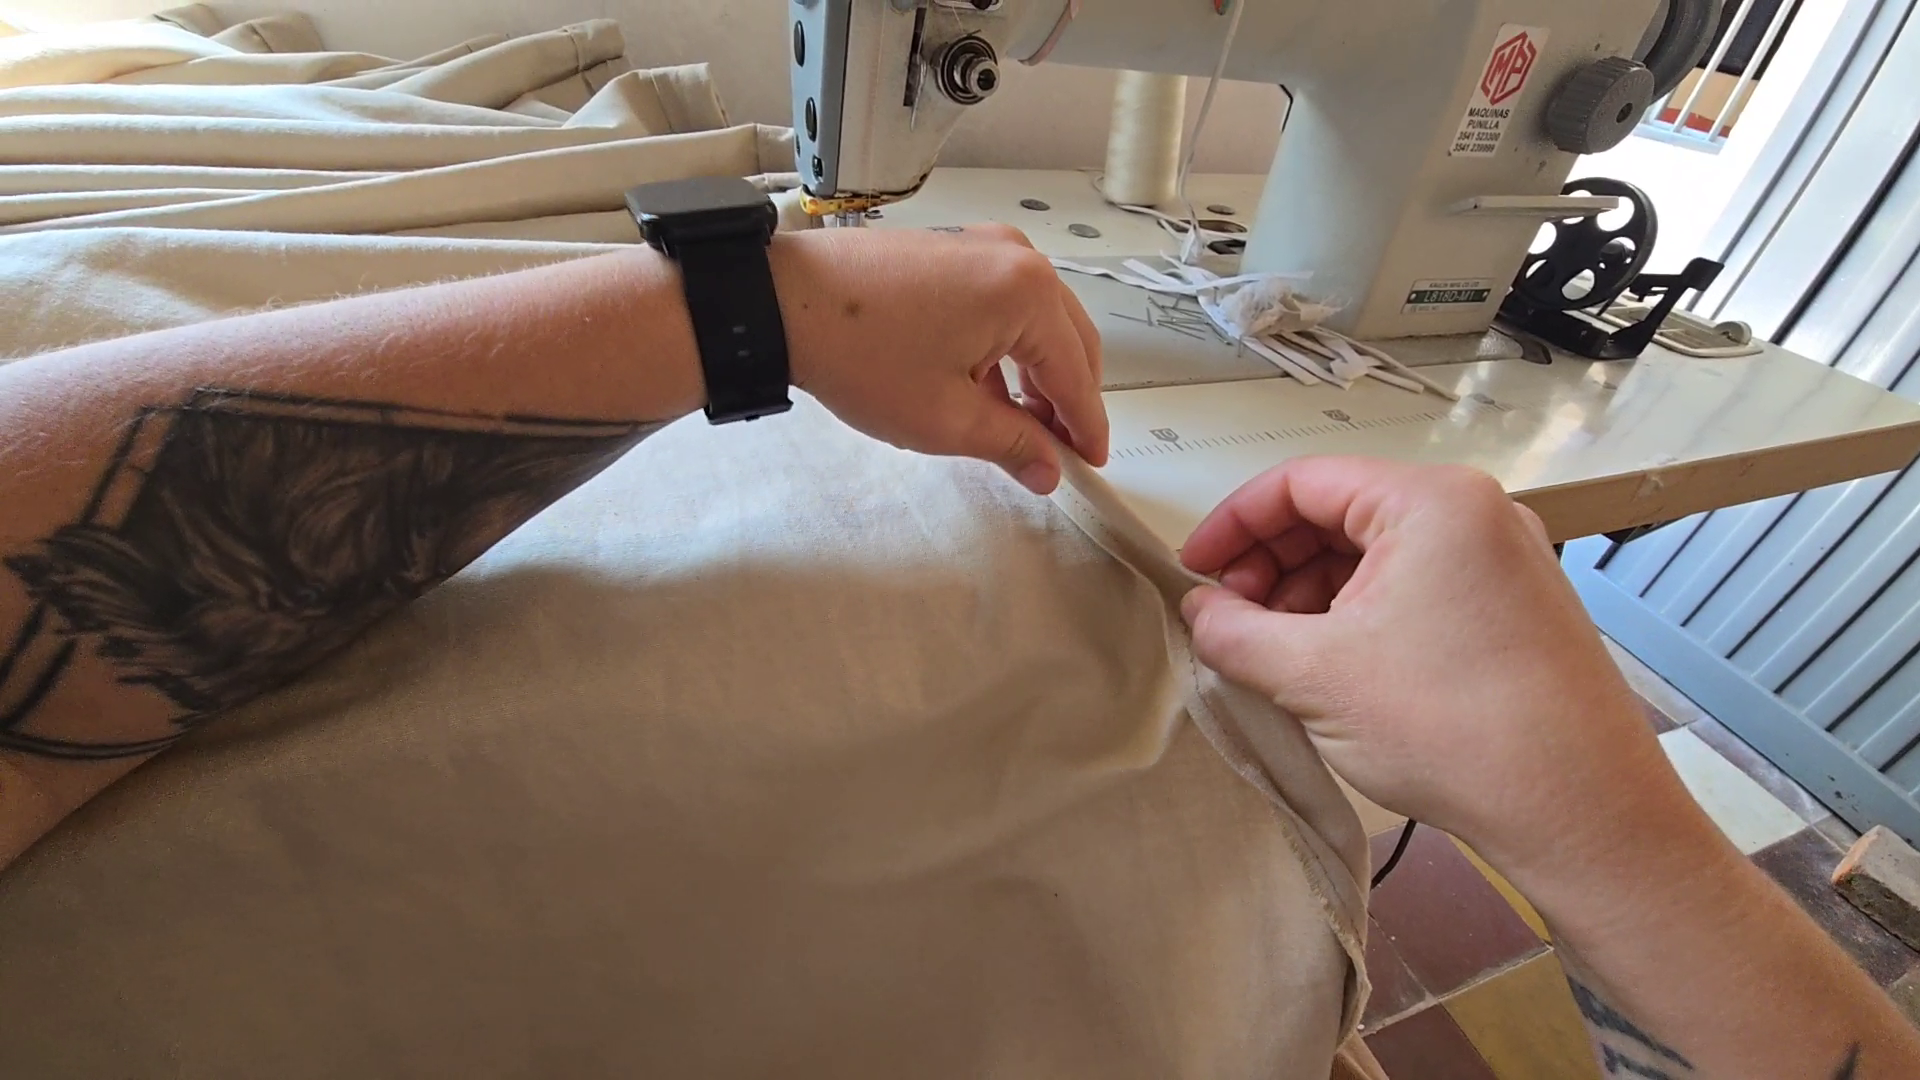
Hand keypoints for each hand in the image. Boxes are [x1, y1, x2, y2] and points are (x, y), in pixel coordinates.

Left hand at [770, 224, 1106, 493]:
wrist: (782, 303)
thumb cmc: (859, 353)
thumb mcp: (946, 420)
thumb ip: (1011, 446)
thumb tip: (1046, 468)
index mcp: (1026, 293)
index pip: (1077, 374)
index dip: (1086, 426)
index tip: (1091, 460)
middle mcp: (1015, 258)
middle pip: (1068, 341)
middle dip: (1067, 399)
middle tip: (1058, 449)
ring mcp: (983, 247)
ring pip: (1038, 324)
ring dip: (1037, 375)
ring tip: (1021, 426)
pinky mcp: (954, 250)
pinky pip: (1004, 306)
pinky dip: (1008, 349)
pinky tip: (991, 388)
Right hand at [1177, 458, 1696, 874]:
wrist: (1588, 824)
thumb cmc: (1452, 730)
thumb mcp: (1312, 674)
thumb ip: (1231, 630)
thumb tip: (1197, 610)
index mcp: (1430, 502)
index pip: (1298, 483)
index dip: (1231, 523)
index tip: (1193, 569)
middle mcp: (1469, 514)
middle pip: (1330, 514)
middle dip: (1266, 564)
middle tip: (1229, 617)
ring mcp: (1491, 560)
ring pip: (1361, 553)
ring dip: (1300, 593)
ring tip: (1268, 647)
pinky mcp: (1500, 606)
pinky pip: (1398, 585)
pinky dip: (1343, 613)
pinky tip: (1317, 659)